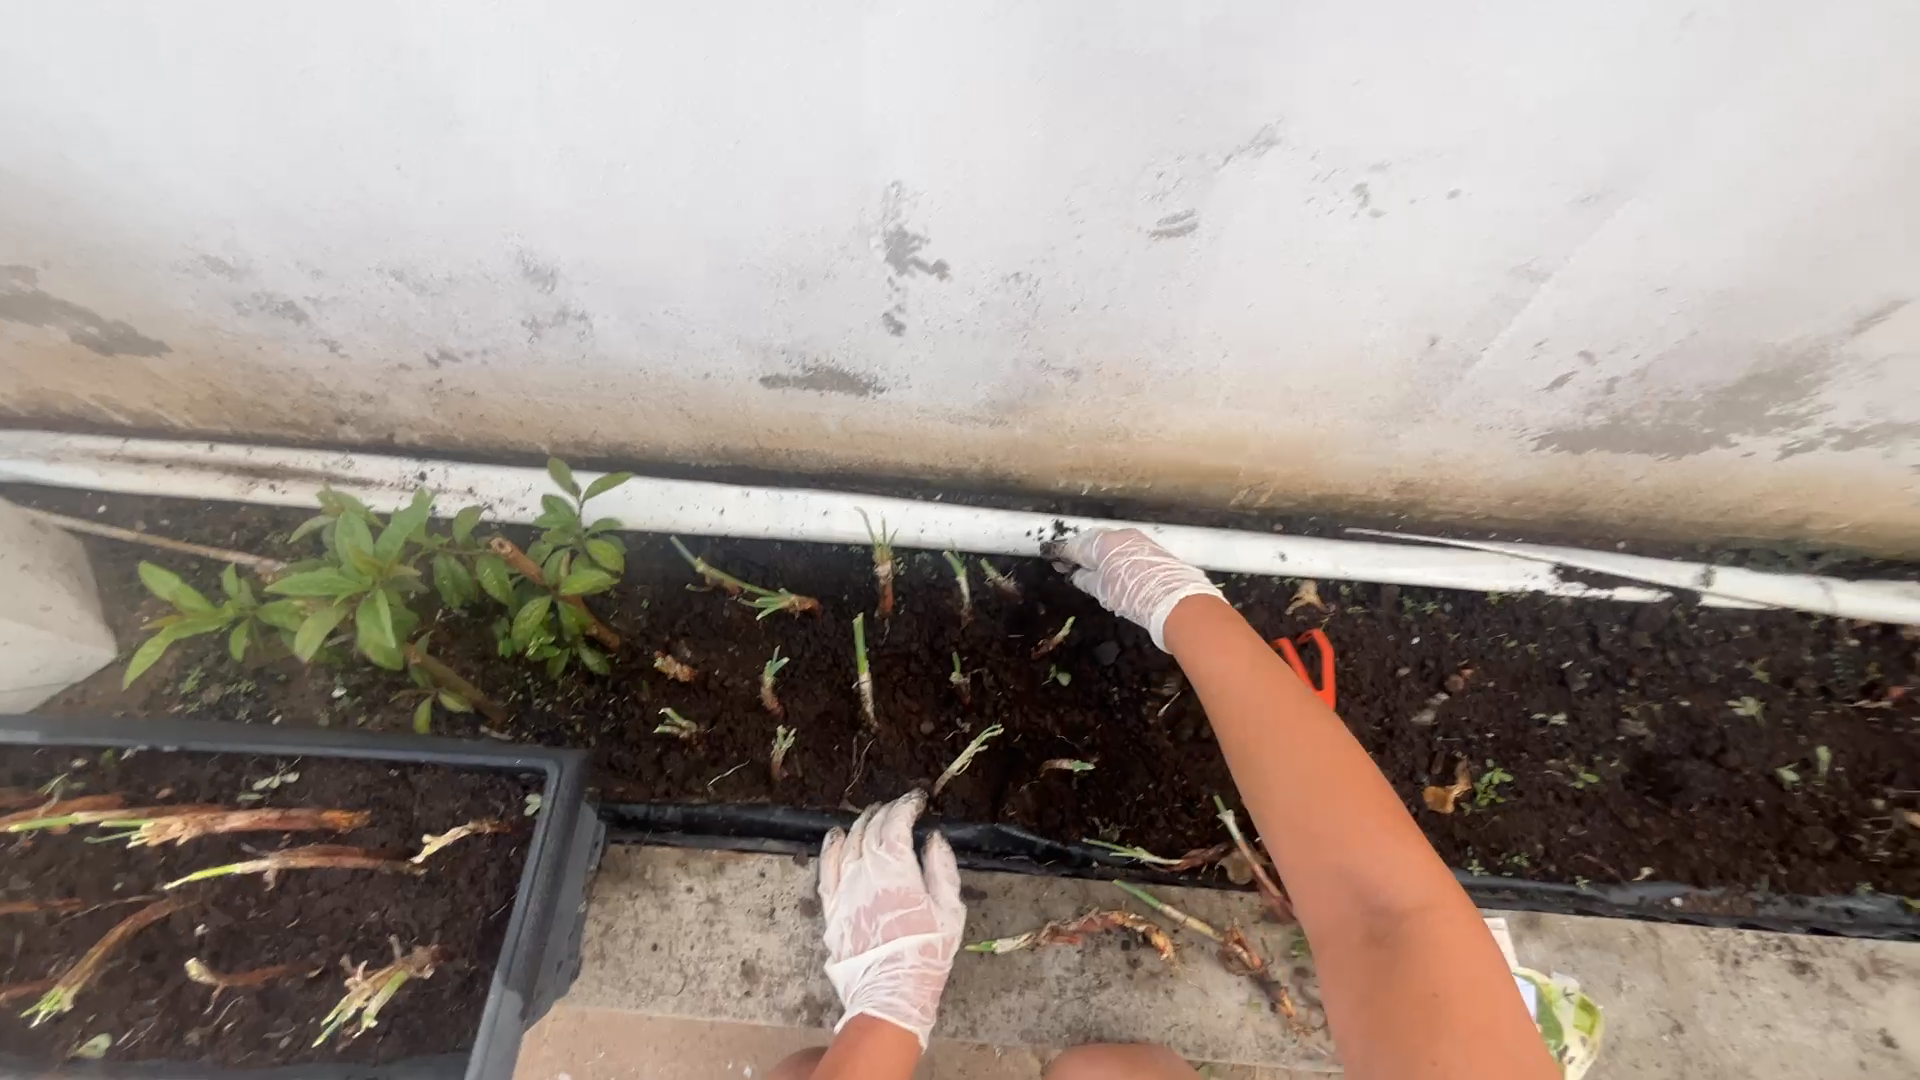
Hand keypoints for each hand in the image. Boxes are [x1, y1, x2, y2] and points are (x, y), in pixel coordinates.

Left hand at [817, 790, 964, 1048]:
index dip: (906, 806)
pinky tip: (837, 835)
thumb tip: (934, 838)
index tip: (917, 799)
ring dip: (863, 823)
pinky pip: (827, 869)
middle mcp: (866, 872)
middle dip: (887, 811)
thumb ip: (941, 869)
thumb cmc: (925, 954)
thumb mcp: (949, 911)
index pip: (896, 824)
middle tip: (899, 806)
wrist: (889, 996)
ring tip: (874, 814)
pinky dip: (831, 847)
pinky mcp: (832, 908)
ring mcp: (845, 889)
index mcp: (896, 870)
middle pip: (872, 829)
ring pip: (850, 843)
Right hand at [1056, 527, 1223, 649]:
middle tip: (1067, 564)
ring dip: (1097, 554)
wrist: (1175, 600)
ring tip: (1087, 568)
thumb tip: (1074, 573)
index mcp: (1103, 543)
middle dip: (1079, 551)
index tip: (1050, 555)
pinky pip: (1123, 548)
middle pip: (1092, 541)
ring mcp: (1137, 540)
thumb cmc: (1133, 595)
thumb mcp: (1102, 590)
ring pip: (1109, 544)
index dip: (1061, 553)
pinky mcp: (1150, 548)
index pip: (1075, 546)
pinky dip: (1112, 556)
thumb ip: (1084, 578)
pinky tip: (1109, 568)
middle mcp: (1119, 535)